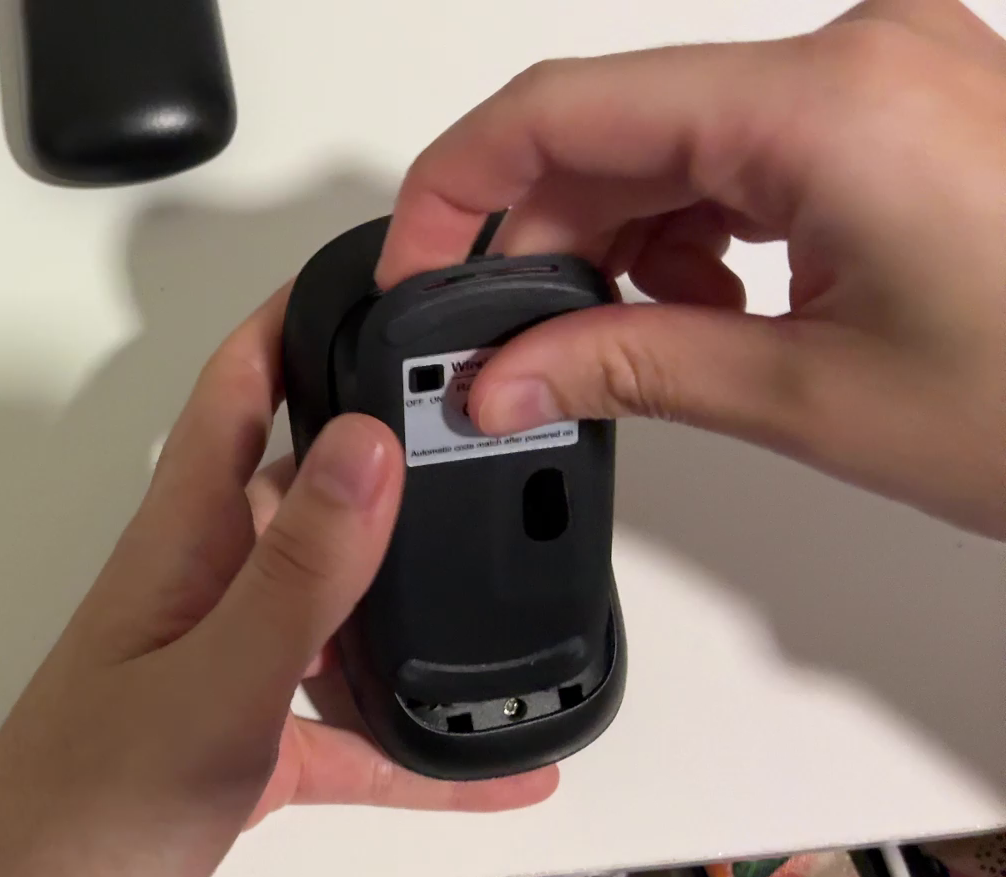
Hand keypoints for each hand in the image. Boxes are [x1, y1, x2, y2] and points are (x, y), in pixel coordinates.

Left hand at [0, 289, 555, 876]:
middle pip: (297, 492)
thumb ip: (292, 574)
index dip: (289, 325)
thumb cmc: (89, 808)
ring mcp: (221, 664)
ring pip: (328, 605)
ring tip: (507, 584)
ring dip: (403, 597)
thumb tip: (361, 445)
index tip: (371, 276)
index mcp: (177, 547)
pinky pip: (336, 721)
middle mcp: (201, 588)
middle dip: (379, 452)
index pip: (231, 399)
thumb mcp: (210, 685)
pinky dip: (402, 737)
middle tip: (487, 430)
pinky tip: (492, 765)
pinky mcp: (238, 739)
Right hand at [378, 0, 1005, 539]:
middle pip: (591, 141)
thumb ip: (619, 372)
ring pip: (645, 160)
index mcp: (818, 105)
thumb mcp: (805, 394)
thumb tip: (492, 387)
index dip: (446, 195)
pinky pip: (712, 170)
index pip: (550, 112)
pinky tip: (692, 307)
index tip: (411, 277)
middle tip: (498, 351)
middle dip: (522, 253)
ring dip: (593, 258)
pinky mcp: (879, 127)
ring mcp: (866, 89)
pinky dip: (664, 246)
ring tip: (612, 344)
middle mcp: (841, 67)